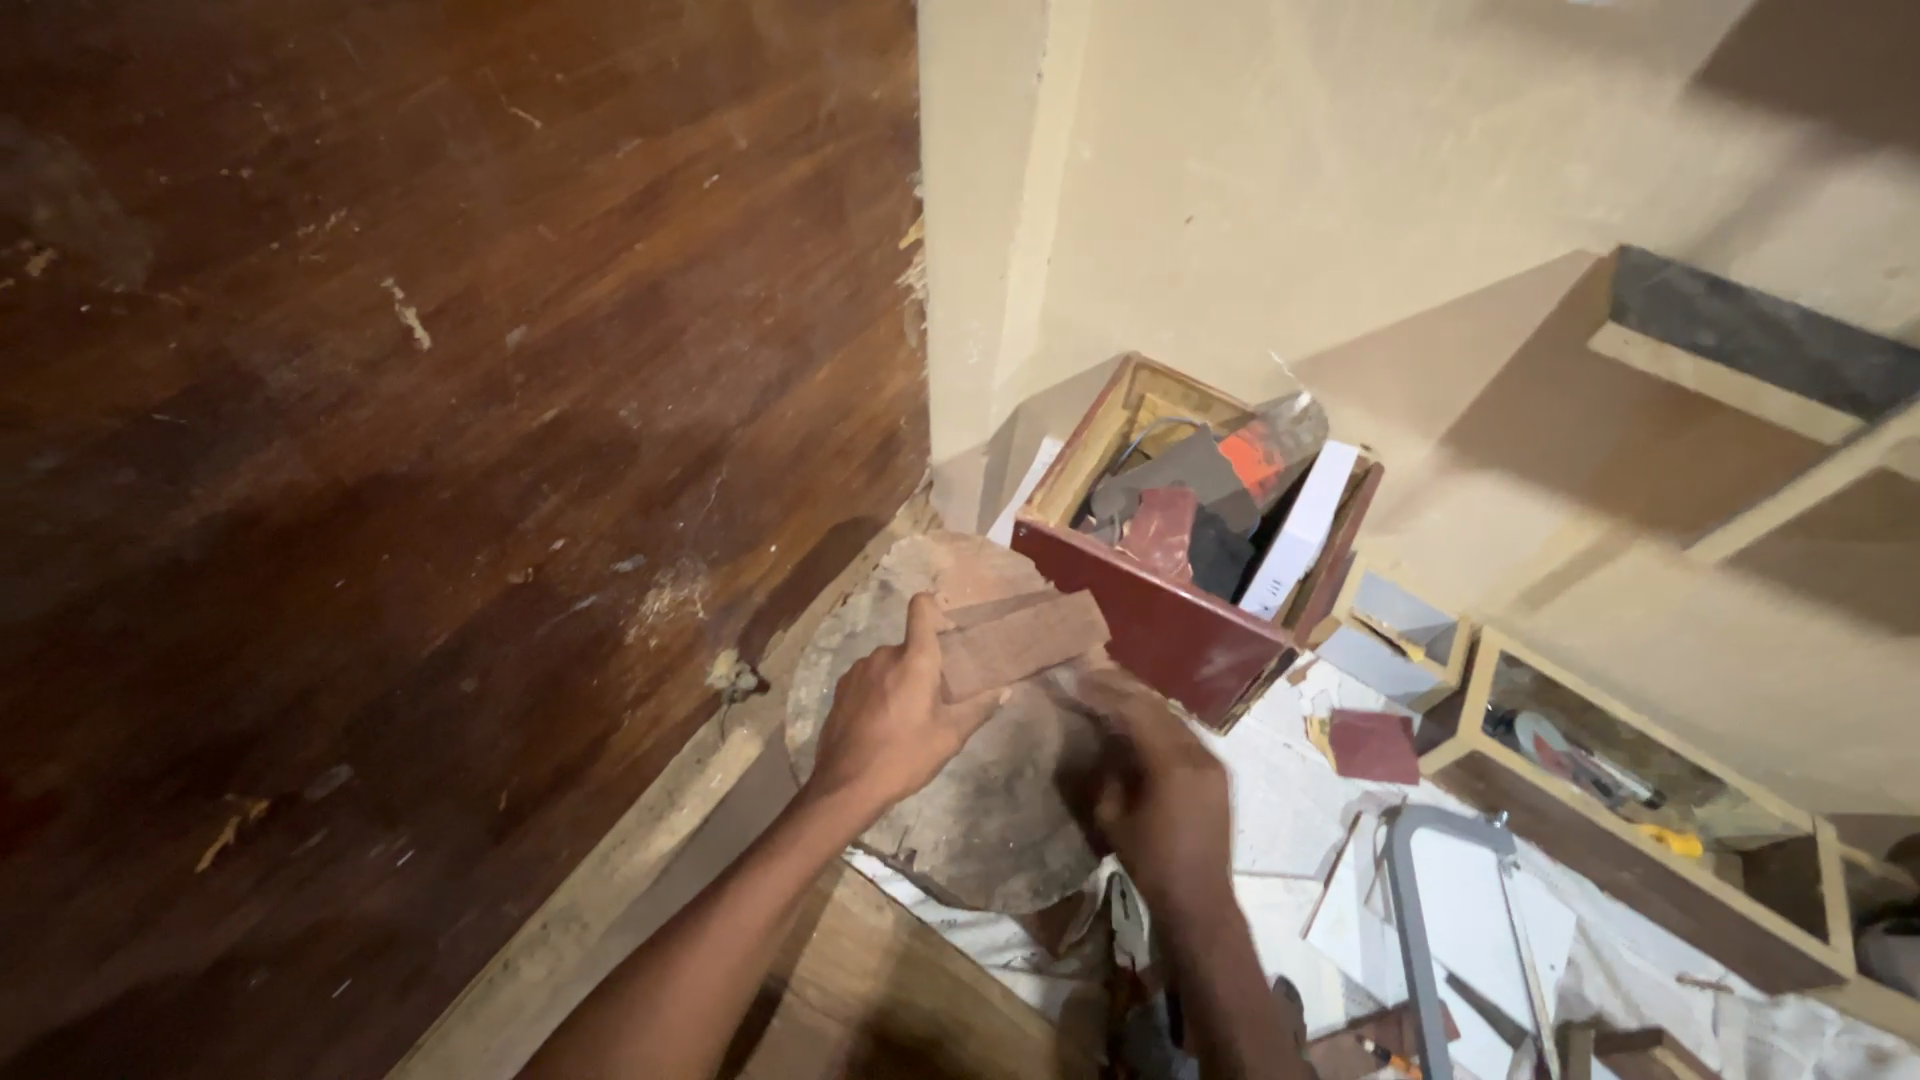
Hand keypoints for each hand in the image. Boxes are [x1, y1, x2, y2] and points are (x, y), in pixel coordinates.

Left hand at [804, 592, 1003, 817]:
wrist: (846, 784)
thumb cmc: (905, 756)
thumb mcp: (950, 736)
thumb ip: (978, 708)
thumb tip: (1005, 690)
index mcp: (914, 659)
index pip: (921, 608)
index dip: (934, 606)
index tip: (947, 625)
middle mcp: (884, 655)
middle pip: (910, 646)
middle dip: (923, 665)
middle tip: (936, 697)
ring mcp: (858, 670)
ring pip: (888, 664)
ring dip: (899, 679)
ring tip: (906, 715)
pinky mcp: (841, 688)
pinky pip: (869, 679)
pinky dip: (879, 691)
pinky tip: (881, 723)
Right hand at [1076, 668, 1234, 922]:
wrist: (1200, 899)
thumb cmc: (1151, 863)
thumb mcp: (1112, 819)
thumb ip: (1105, 773)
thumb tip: (1101, 742)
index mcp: (1173, 765)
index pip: (1135, 712)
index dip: (1103, 693)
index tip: (1077, 682)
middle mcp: (1199, 754)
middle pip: (1157, 706)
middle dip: (1122, 689)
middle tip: (1090, 678)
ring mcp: (1214, 761)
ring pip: (1173, 716)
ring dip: (1141, 703)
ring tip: (1110, 692)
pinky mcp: (1218, 771)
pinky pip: (1185, 732)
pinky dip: (1158, 721)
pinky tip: (1138, 721)